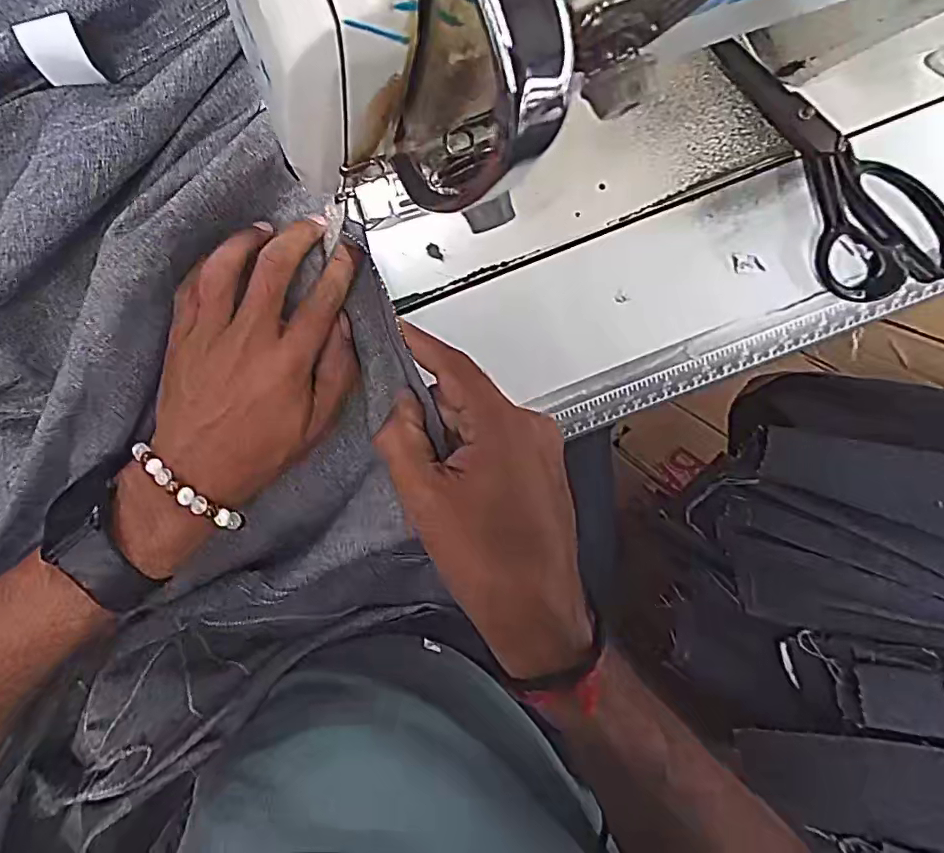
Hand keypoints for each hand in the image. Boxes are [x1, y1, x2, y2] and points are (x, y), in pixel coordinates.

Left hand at [110, 219, 361, 576]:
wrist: (193, 471)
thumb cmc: (253, 452)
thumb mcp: (315, 426)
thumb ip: (337, 373)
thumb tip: (343, 328)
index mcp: (287, 362)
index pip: (321, 298)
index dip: (339, 268)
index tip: (345, 254)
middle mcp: (248, 339)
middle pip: (275, 267)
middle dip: (299, 237)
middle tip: (312, 228)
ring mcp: (211, 334)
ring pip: (226, 267)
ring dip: (248, 240)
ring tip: (265, 230)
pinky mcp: (183, 336)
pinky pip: (192, 286)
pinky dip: (208, 264)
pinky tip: (223, 257)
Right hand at [373, 321, 592, 679]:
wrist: (535, 614)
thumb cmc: (489, 564)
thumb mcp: (423, 497)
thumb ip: (401, 438)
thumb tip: (399, 406)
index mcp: (504, 427)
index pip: (454, 366)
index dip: (421, 344)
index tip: (400, 328)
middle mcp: (531, 429)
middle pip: (463, 396)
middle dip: (430, 414)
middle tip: (407, 449)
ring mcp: (542, 448)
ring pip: (478, 420)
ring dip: (449, 438)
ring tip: (439, 486)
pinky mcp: (543, 467)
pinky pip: (495, 439)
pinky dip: (468, 451)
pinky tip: (459, 491)